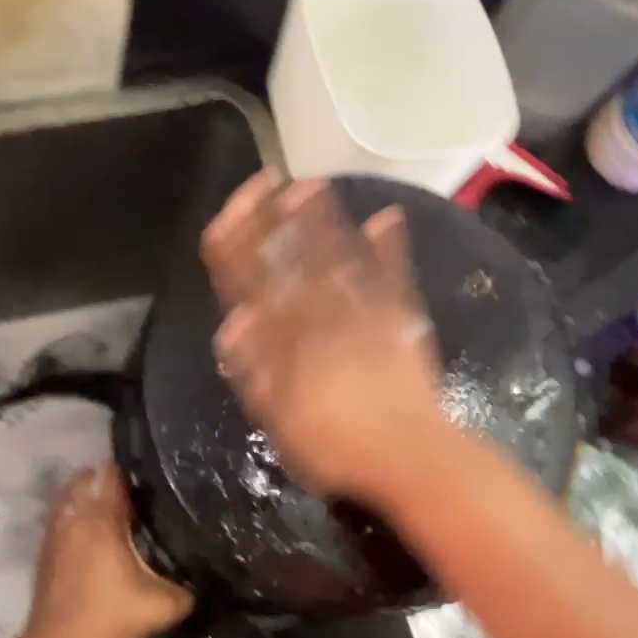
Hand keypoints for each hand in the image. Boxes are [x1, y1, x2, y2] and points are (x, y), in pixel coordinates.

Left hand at [23, 464, 193, 637]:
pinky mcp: (44, 555)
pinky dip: (70, 519)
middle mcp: (75, 520)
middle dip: (101, 481)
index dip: (126, 475)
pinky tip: (83, 535)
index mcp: (103, 522)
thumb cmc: (112, 617)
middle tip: (125, 493)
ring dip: (82, 497)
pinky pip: (57, 522)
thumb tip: (199, 587)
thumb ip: (185, 592)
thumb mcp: (163, 607)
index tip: (142, 481)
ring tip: (103, 508)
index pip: (111, 478)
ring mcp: (54, 536)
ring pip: (66, 500)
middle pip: (84, 481)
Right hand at [201, 171, 445, 503]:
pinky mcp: (402, 320)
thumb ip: (254, 371)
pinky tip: (385, 215)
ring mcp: (366, 314)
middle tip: (263, 178)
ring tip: (308, 183)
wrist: (411, 458)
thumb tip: (231, 323)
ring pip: (337, 258)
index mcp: (289, 342)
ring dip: (322, 220)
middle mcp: (324, 317)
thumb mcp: (280, 421)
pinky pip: (392, 275)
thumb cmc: (336, 448)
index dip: (238, 247)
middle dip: (273, 220)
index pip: (254, 285)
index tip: (225, 213)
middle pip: (292, 261)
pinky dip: (389, 246)